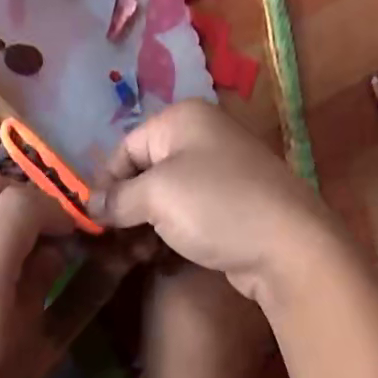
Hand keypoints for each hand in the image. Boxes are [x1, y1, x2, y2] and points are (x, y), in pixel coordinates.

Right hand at [92, 101, 344, 301]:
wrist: (286, 246)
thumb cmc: (216, 208)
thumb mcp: (157, 196)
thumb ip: (119, 198)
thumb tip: (91, 205)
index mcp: (182, 119)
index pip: (126, 147)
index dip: (106, 184)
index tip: (95, 222)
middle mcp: (202, 139)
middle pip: (146, 174)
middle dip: (126, 211)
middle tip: (118, 246)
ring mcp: (221, 176)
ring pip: (167, 200)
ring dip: (146, 229)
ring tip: (141, 256)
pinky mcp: (233, 210)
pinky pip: (189, 218)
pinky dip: (172, 236)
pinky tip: (164, 258)